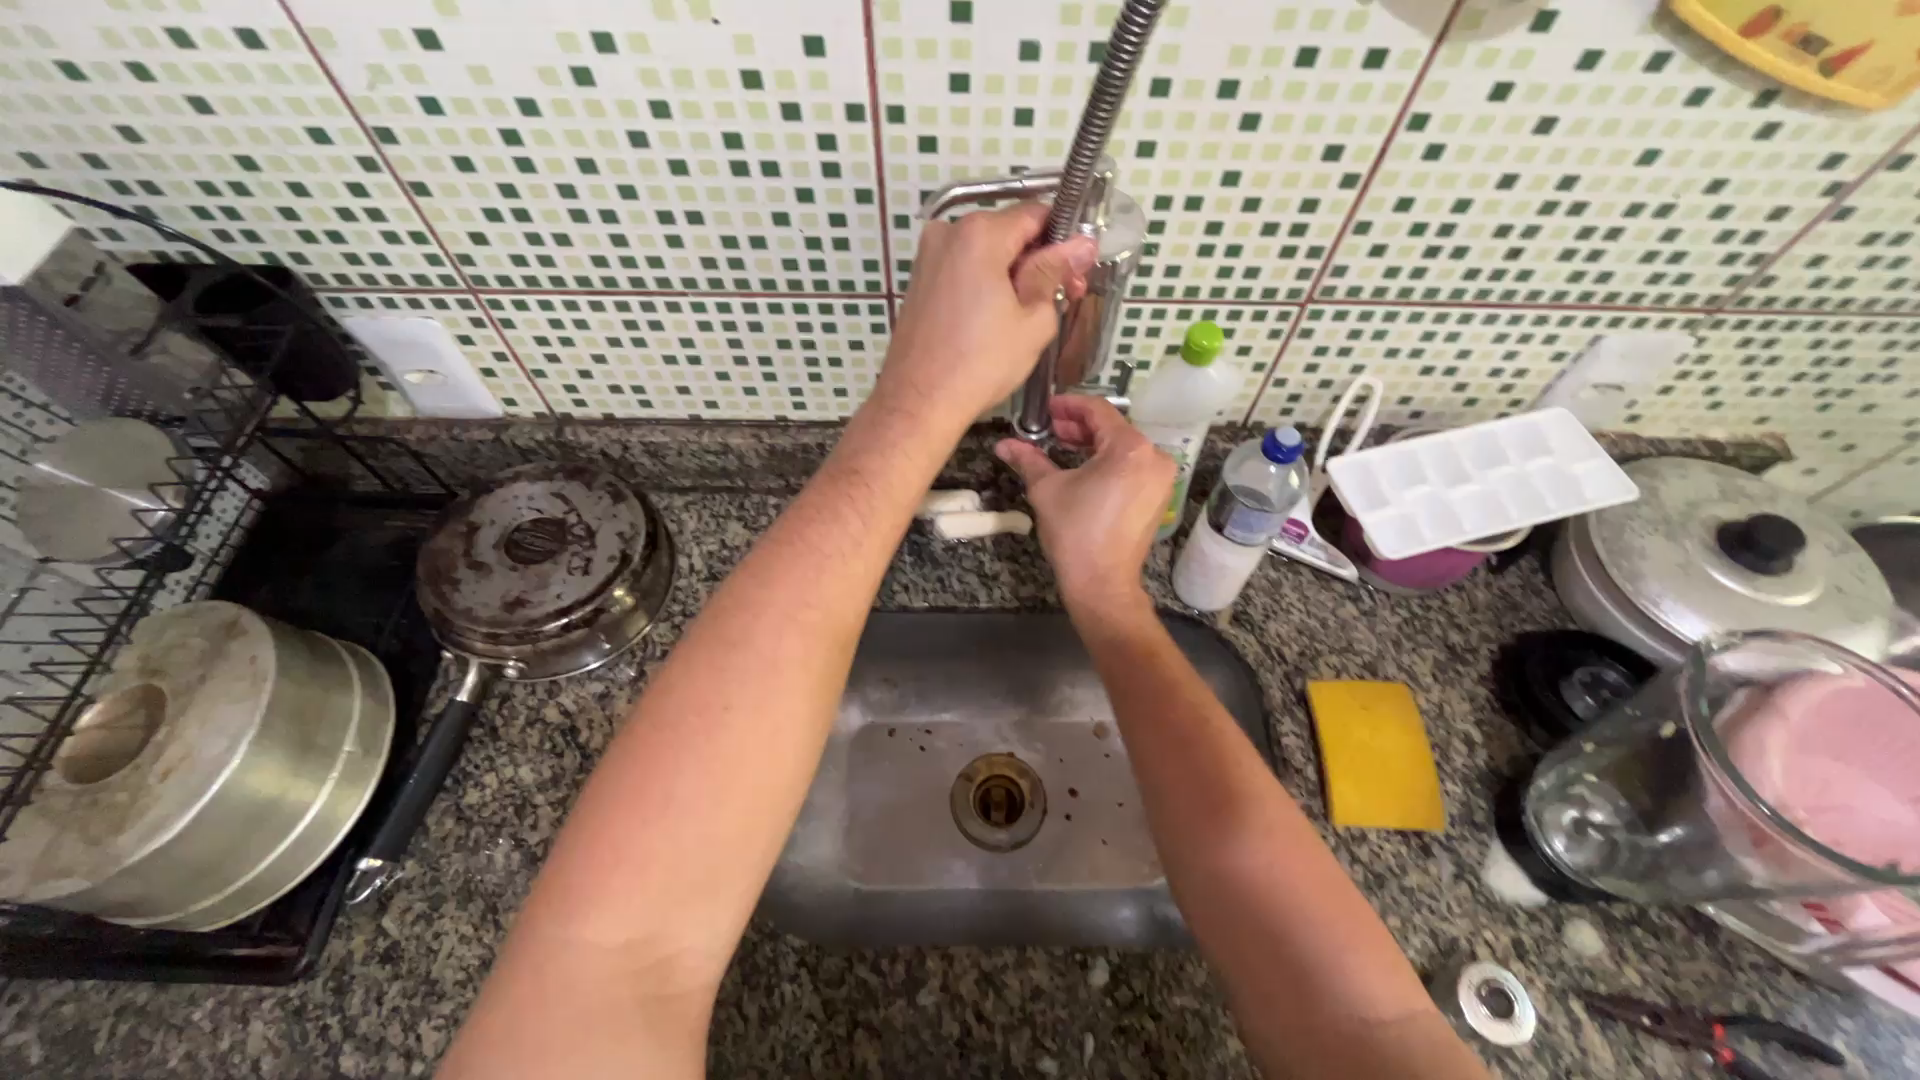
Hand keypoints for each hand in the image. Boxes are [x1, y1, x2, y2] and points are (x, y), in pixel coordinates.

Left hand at [872, 202, 1098, 425]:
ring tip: (1027, 318)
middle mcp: (948, 233)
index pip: (1036, 215)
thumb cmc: (980, 364)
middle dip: (1037, 261)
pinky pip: (963, 270)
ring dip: (1011, 275)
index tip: (1075, 273)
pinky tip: (995, 321)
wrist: (919, 402)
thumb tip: (1081, 246)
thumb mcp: (1033, 319)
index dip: (1063, 241)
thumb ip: (1056, 273)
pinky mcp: (919, 281)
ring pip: (985, 253)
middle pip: (1009, 232)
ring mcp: (928, 256)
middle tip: (1059, 300)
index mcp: (979, 234)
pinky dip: (985, 285)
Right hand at [995, 396, 1174, 614]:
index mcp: (1130, 448)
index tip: (1048, 408)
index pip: (1098, 410)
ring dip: (1094, 444)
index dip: (1069, 405)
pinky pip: (1133, 466)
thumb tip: (1004, 444)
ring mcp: (1161, 478)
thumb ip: (1028, 459)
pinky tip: (1085, 468)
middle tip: (1051, 429)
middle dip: (1080, 426)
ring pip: (1124, 447)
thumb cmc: (1074, 532)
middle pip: (1114, 428)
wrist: (1102, 582)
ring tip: (1064, 447)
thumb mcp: (1047, 489)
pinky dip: (1109, 462)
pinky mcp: (1159, 496)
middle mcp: (1154, 456)